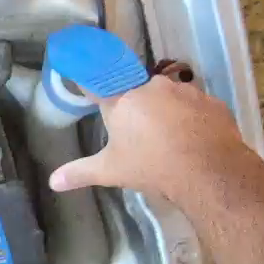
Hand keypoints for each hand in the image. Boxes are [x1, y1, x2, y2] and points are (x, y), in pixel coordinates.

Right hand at [47, 77, 259, 202]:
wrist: (208, 169)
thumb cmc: (151, 166)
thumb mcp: (110, 171)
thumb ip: (80, 172)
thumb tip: (53, 182)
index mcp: (121, 102)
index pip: (99, 85)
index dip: (92, 84)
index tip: (87, 81)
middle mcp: (151, 88)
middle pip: (137, 93)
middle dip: (136, 109)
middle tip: (137, 135)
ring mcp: (184, 91)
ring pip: (167, 97)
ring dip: (164, 112)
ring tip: (167, 139)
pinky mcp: (210, 101)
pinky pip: (194, 106)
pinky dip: (190, 118)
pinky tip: (190, 138)